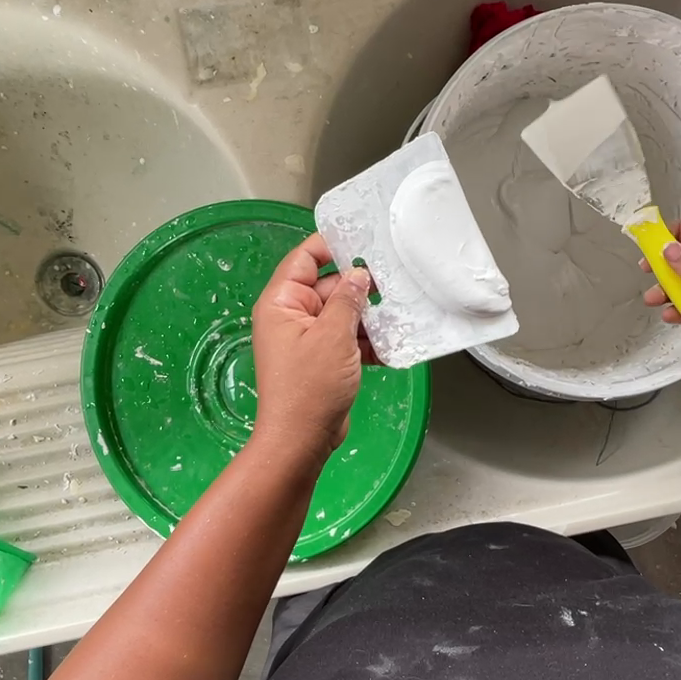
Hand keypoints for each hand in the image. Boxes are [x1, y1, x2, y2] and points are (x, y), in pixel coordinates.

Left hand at [250, 234, 373, 461]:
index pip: (305, 258)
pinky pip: (348, 339)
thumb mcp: (333, 336)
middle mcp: (292, 316)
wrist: (301, 440)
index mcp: (283, 303)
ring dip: (368, 318)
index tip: (363, 239)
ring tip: (397, 316)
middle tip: (393, 284)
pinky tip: (391, 345)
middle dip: (360, 288)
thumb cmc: (308, 388)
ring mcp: (309, 339)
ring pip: (343, 314)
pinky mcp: (324, 360)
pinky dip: (367, 342)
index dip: (332, 245)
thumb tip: (359, 275)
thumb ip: (348, 299)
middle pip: (330, 286)